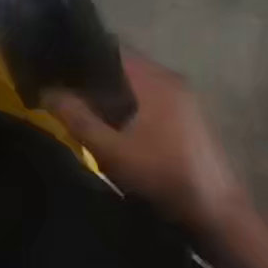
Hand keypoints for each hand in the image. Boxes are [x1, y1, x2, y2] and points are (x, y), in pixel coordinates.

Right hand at [46, 51, 249, 233]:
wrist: (220, 218)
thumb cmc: (164, 176)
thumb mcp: (112, 151)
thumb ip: (77, 118)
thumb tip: (47, 91)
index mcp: (155, 77)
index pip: (110, 49)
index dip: (83, 55)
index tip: (59, 67)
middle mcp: (171, 78)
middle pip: (123, 66)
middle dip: (96, 76)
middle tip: (69, 90)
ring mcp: (185, 98)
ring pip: (137, 83)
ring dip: (115, 93)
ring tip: (88, 109)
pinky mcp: (191, 118)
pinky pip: (151, 98)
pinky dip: (132, 105)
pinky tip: (118, 126)